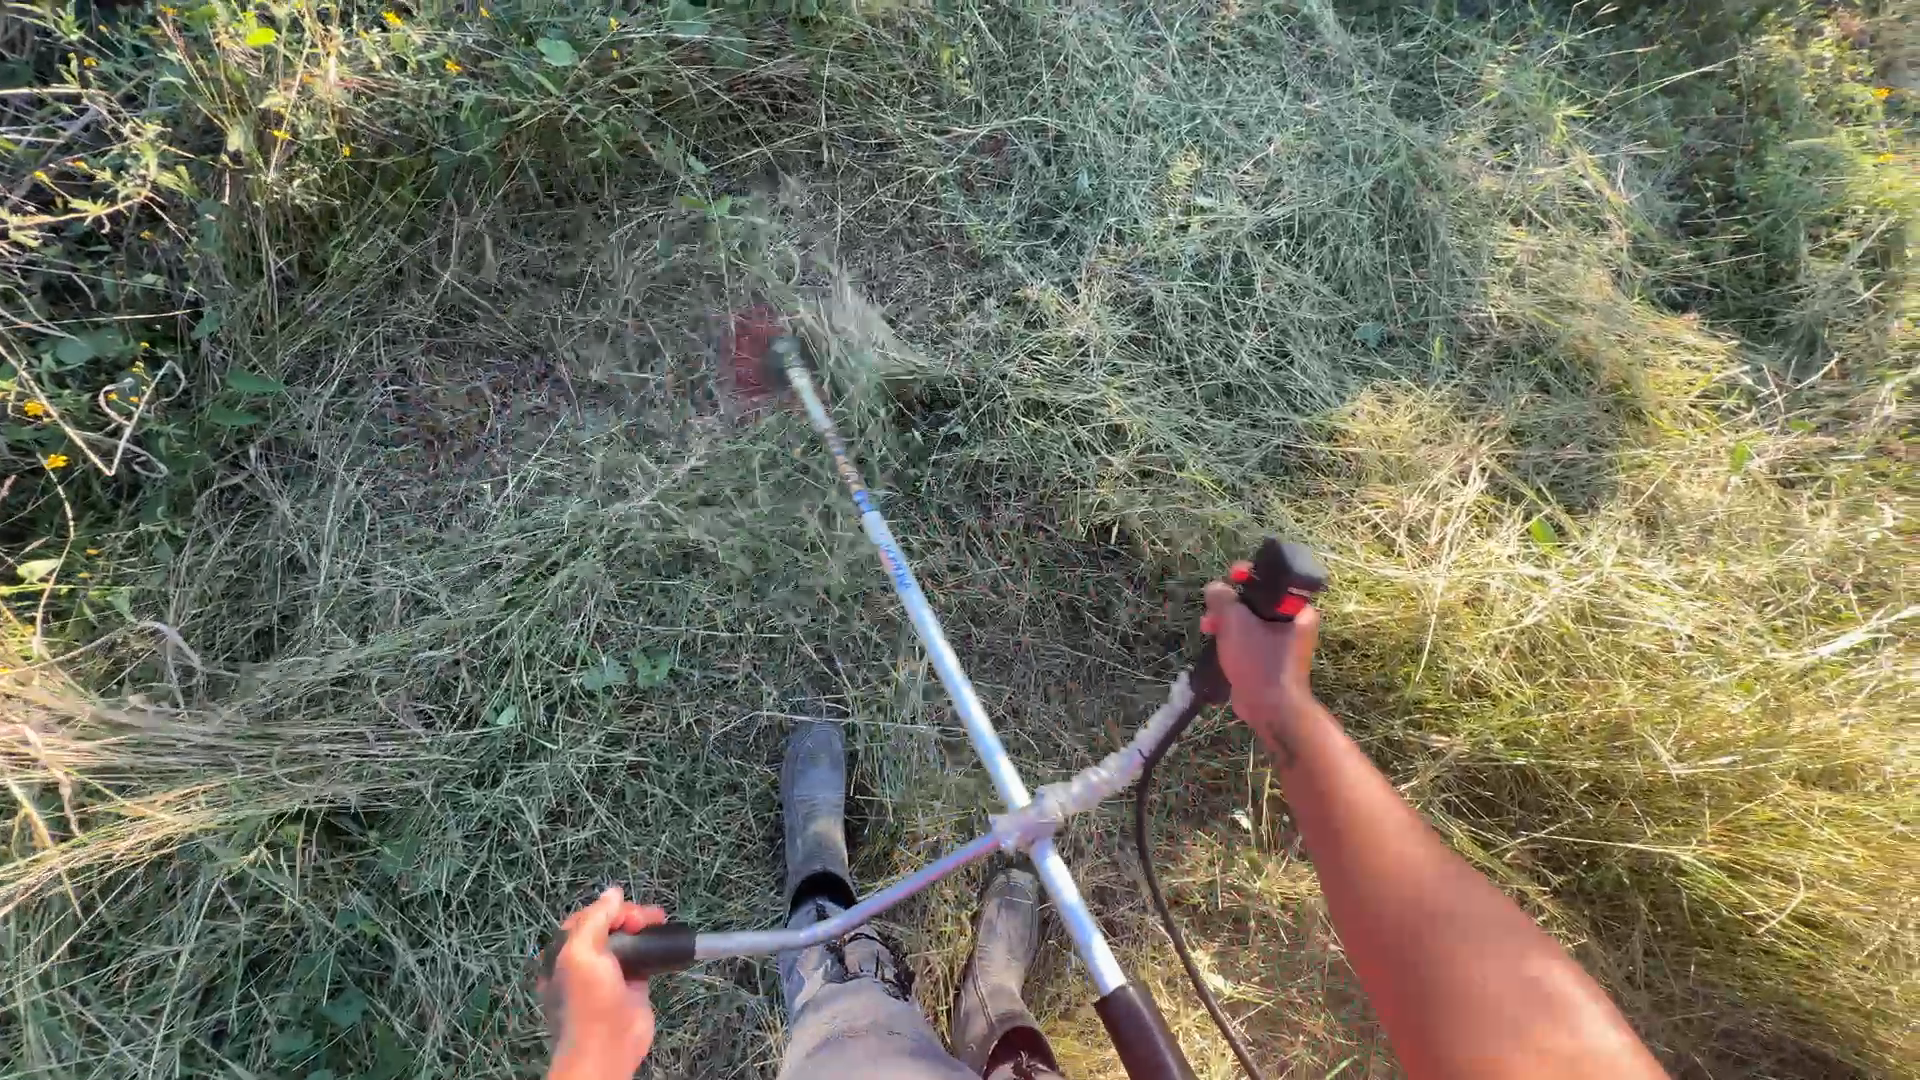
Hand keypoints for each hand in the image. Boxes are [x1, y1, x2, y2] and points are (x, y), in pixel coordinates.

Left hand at [540, 887, 668, 1079]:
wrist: (607, 1047)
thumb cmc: (588, 1000)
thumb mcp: (581, 953)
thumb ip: (595, 918)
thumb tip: (613, 891)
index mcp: (562, 957)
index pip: (585, 918)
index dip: (607, 910)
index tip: (627, 914)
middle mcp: (584, 963)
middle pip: (609, 925)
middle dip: (629, 915)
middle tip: (649, 918)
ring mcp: (609, 974)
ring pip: (627, 938)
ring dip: (644, 926)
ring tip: (661, 921)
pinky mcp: (632, 984)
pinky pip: (642, 956)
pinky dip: (653, 944)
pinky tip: (663, 939)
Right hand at [1199, 563, 1321, 731]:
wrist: (1269, 707)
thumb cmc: (1258, 659)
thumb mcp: (1235, 621)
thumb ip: (1222, 597)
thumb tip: (1215, 588)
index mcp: (1298, 610)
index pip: (1272, 580)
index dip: (1248, 575)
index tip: (1231, 578)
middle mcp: (1293, 624)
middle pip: (1255, 601)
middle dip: (1229, 604)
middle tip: (1213, 610)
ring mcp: (1281, 643)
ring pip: (1248, 621)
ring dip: (1225, 621)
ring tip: (1208, 627)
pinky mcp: (1268, 658)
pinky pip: (1247, 638)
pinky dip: (1231, 638)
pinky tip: (1215, 641)